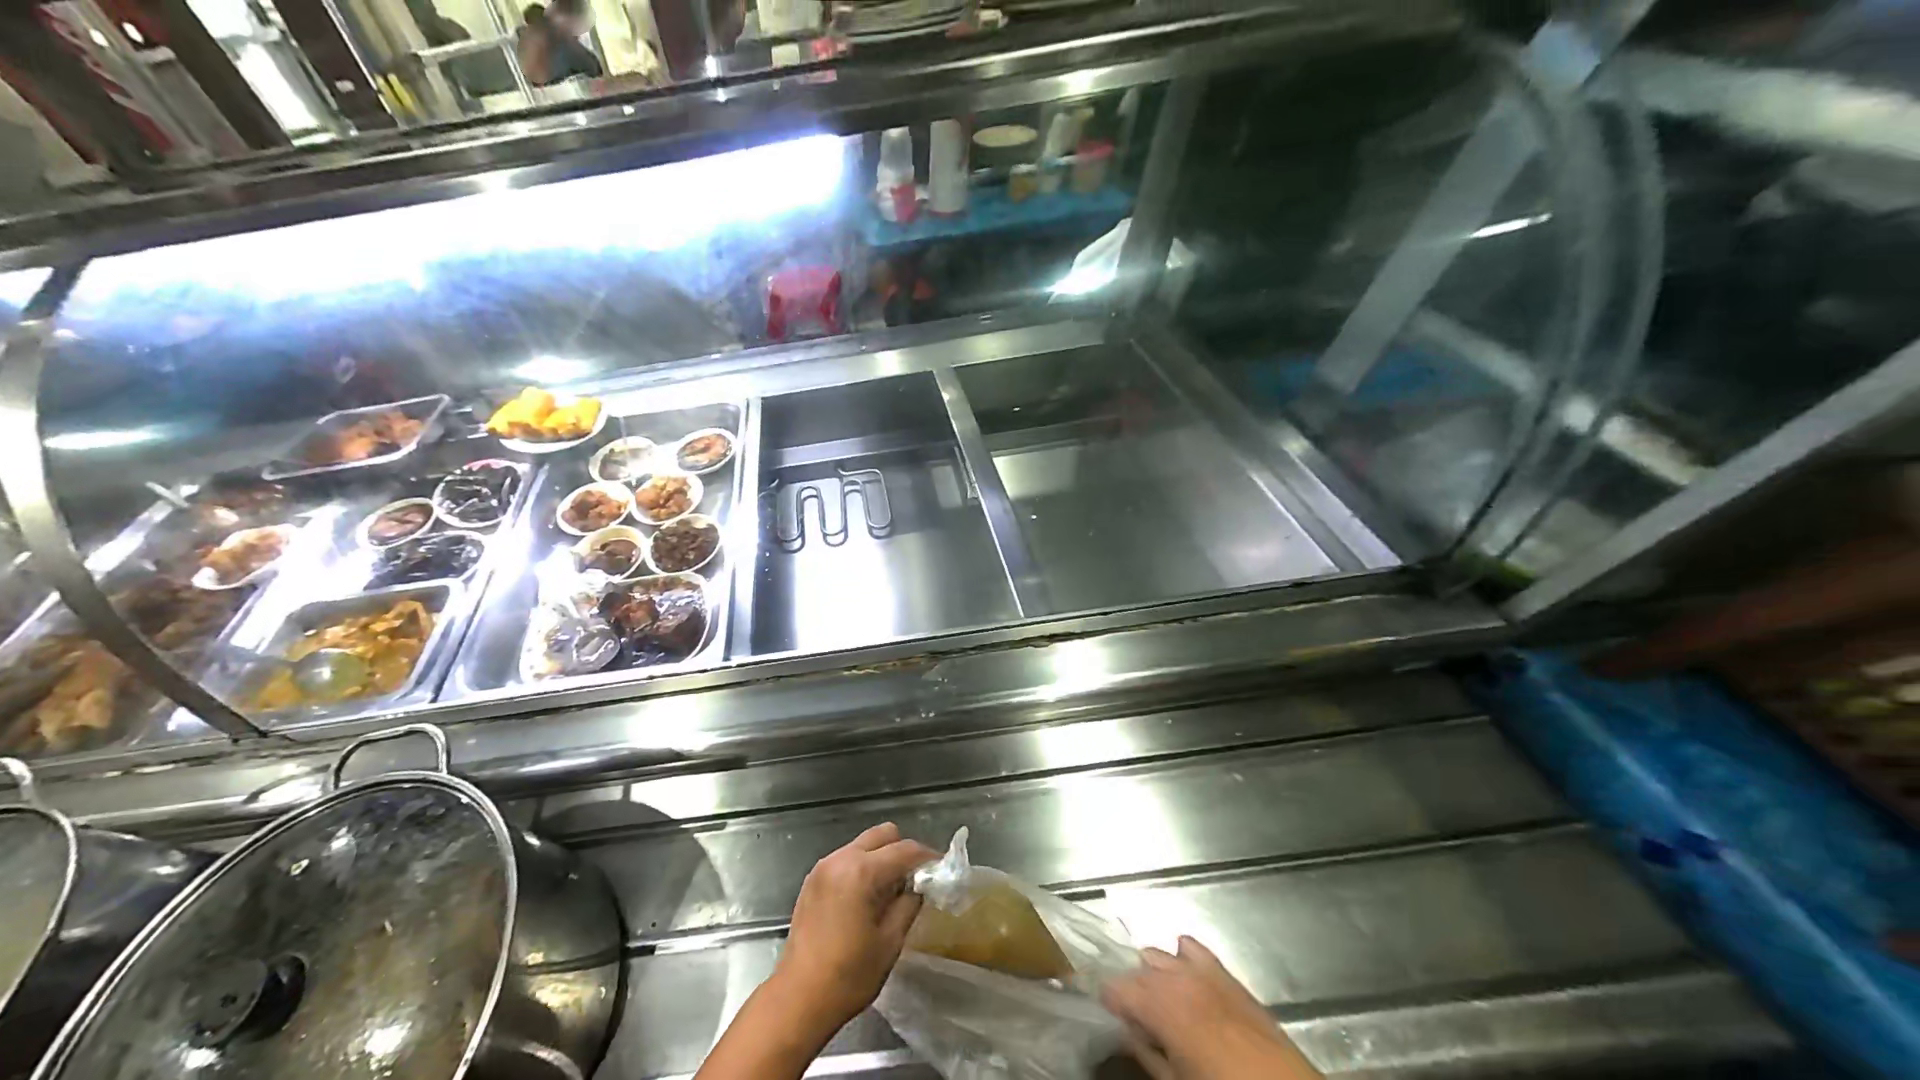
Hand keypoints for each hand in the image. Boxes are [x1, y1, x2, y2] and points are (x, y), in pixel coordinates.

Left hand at [770, 822, 937, 1033]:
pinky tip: (867, 898)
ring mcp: (823, 867)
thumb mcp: (891, 941)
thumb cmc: (849, 975)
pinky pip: (847, 859)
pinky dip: (863, 868)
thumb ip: (910, 902)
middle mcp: (840, 859)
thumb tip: (920, 885)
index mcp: (861, 872)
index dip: (928, 857)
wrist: (798, 999)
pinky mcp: (813, 880)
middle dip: (903, 851)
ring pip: (864, 844)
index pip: (906, 849)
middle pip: (883, 834)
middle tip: (915, 880)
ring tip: (891, 892)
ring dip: (882, 859)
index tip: (942, 870)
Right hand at [1102, 937, 1320, 1079]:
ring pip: (1158, 955)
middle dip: (1131, 992)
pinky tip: (1187, 982)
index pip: (1113, 987)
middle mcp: (1175, 976)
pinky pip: (1191, 948)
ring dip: (1153, 976)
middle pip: (1135, 970)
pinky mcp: (1225, 973)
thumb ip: (1145, 1053)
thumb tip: (1128, 1033)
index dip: (1107, 1004)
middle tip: (1138, 1025)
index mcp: (1159, 1005)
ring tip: (1162, 1007)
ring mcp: (1202, 970)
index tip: (1110, 1021)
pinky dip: (1181, 959)